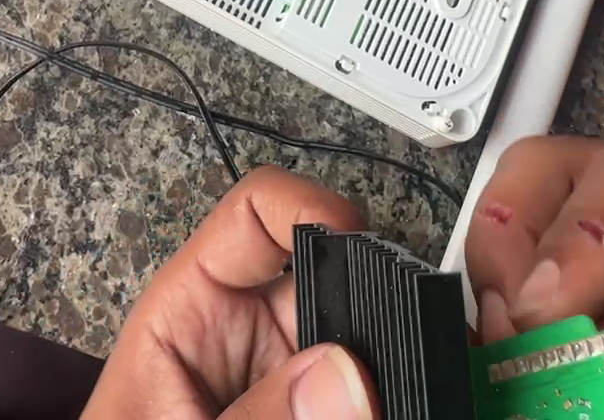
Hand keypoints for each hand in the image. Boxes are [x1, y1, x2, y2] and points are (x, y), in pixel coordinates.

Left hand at [81, 166, 380, 419]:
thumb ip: (255, 419)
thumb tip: (345, 376)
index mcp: (194, 305)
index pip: (253, 214)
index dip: (305, 205)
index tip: (359, 238)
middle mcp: (248, 330)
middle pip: (329, 284)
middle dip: (372, 315)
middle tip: (409, 365)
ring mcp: (285, 379)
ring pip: (359, 353)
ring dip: (383, 380)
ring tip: (405, 403)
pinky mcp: (311, 415)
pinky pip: (360, 401)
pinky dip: (386, 406)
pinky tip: (402, 412)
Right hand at [464, 137, 603, 419]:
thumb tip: (564, 364)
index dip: (581, 238)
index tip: (542, 316)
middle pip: (555, 168)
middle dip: (517, 245)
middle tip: (514, 328)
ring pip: (523, 200)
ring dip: (501, 271)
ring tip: (514, 345)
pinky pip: (528, 254)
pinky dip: (509, 297)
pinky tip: (517, 345)